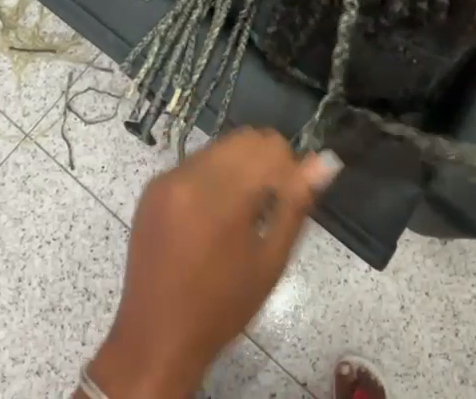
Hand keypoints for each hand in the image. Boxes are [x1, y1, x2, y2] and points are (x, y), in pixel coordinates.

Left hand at [86, 129, 341, 398]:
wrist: (157, 336)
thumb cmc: (222, 305)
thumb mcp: (270, 260)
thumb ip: (296, 204)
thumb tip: (324, 161)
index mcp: (221, 194)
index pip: (269, 146)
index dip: (289, 167)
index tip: (291, 198)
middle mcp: (189, 175)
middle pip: (243, 139)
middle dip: (265, 162)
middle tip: (271, 204)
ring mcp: (166, 180)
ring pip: (219, 148)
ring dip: (239, 167)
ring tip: (243, 212)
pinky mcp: (151, 189)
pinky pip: (194, 164)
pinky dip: (213, 177)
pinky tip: (214, 217)